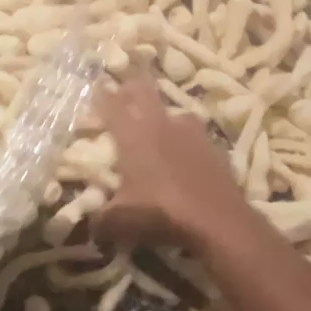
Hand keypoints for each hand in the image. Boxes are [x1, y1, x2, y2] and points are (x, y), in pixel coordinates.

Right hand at [92, 75, 252, 246]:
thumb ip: (100, 220)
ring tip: (157, 124)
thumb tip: (91, 225)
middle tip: (123, 89)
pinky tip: (185, 152)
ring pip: (173, 110)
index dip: (101, 92)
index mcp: (131, 135)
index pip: (110, 103)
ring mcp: (190, 133)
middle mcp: (159, 125)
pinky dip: (186, 138)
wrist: (218, 222)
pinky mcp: (213, 147)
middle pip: (142, 90)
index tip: (95, 85)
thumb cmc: (160, 214)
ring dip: (162, 113)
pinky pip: (195, 133)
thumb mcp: (119, 223)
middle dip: (130, 85)